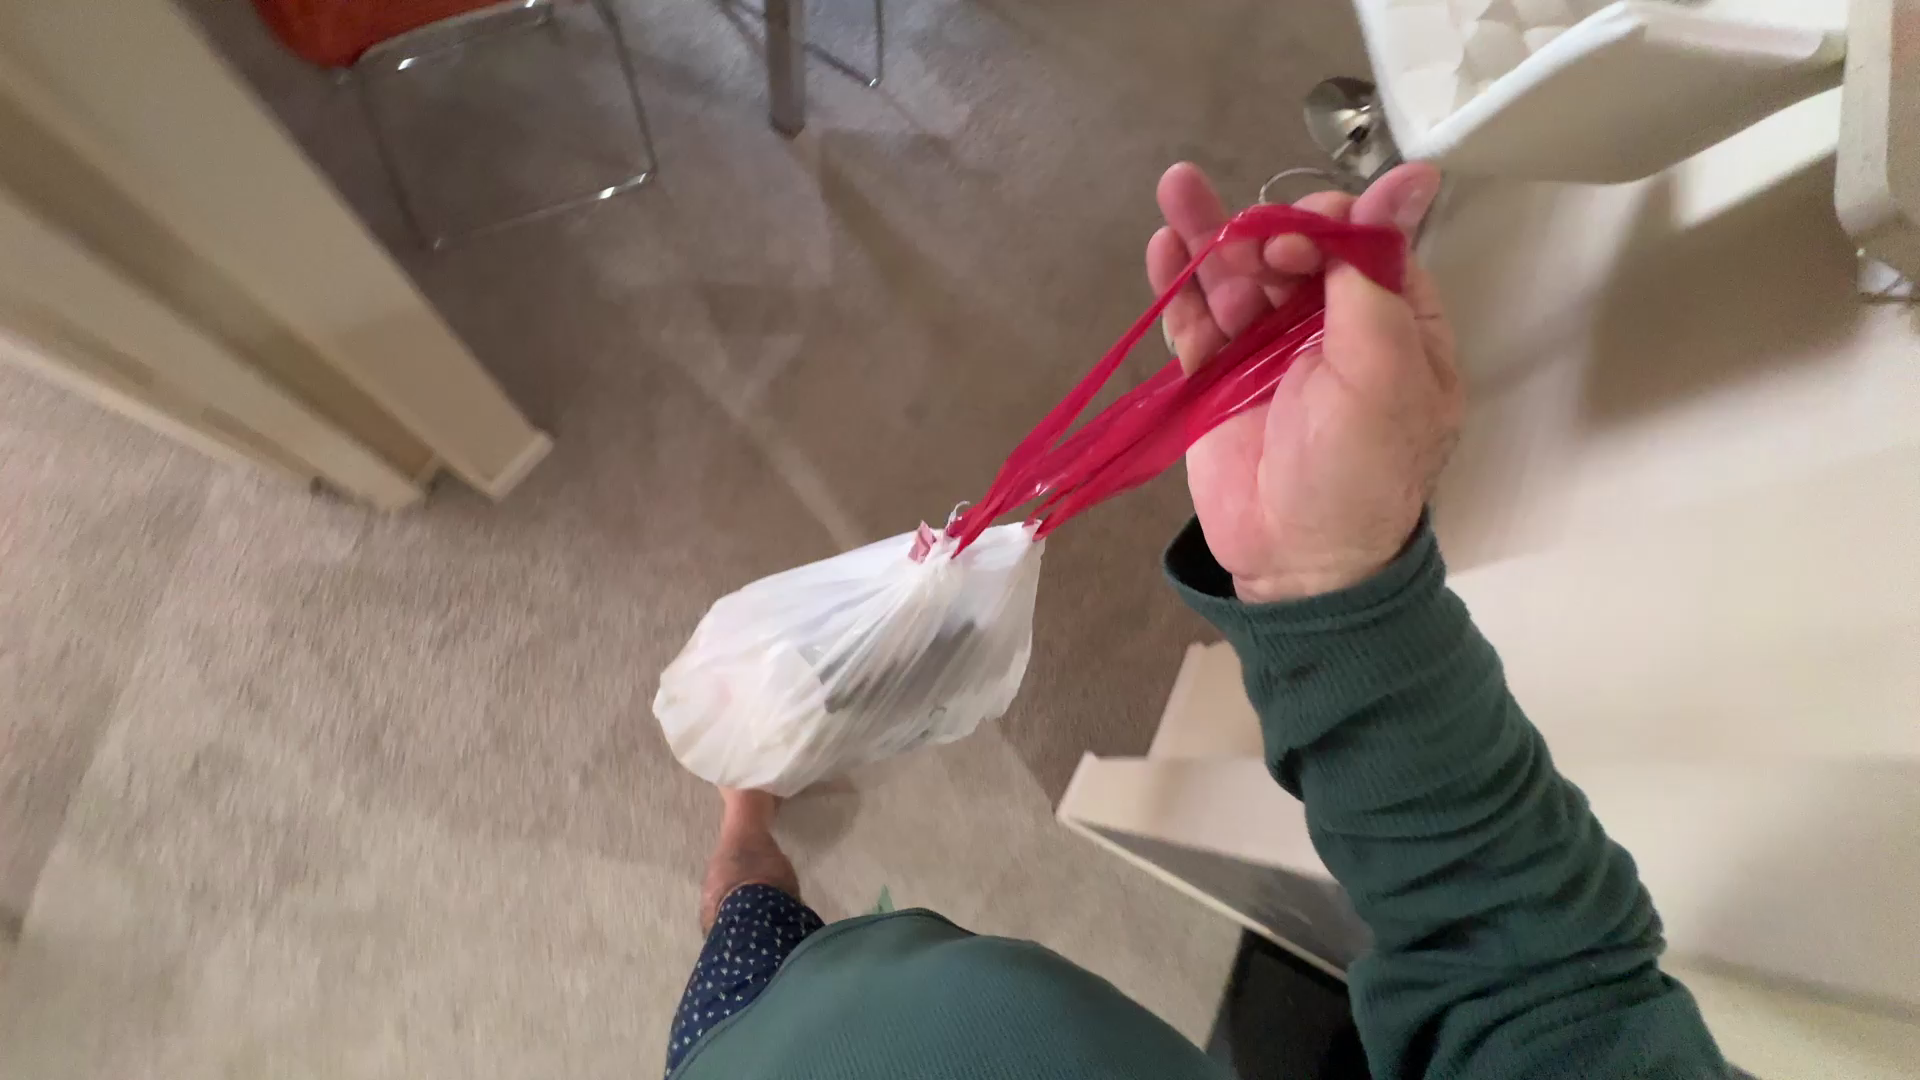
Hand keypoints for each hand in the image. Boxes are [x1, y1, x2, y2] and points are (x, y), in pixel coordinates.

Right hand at [1146, 162, 1460, 601]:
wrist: (1294, 558)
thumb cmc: (1356, 471)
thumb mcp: (1384, 373)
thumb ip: (1379, 277)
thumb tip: (1412, 176)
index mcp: (1385, 322)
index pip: (1359, 247)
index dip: (1328, 228)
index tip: (1299, 241)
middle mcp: (1323, 330)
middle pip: (1288, 256)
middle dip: (1262, 231)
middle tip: (1242, 238)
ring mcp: (1262, 356)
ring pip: (1233, 283)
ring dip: (1207, 237)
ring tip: (1176, 188)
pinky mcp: (1213, 383)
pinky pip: (1195, 328)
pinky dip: (1178, 291)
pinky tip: (1161, 250)